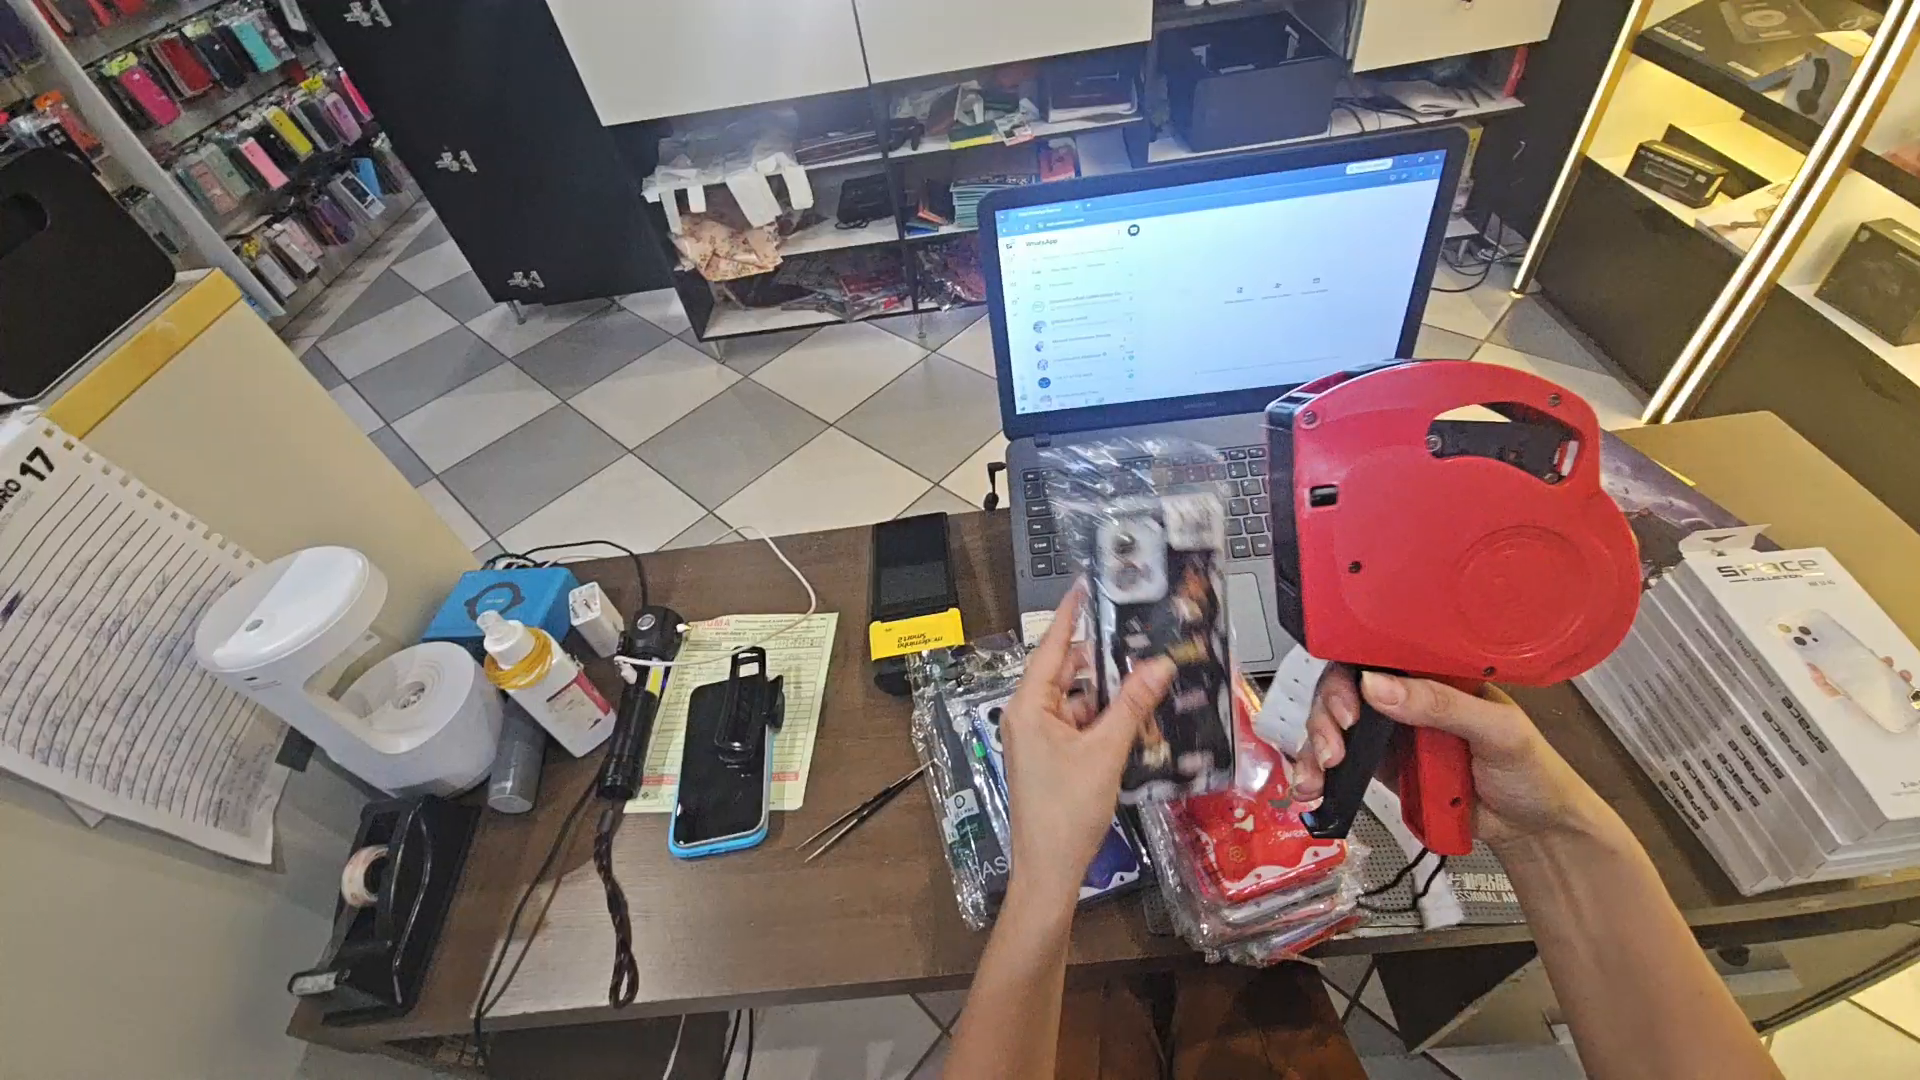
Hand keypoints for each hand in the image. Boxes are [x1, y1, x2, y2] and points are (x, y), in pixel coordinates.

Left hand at [1001, 584, 1176, 907]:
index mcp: (1029, 706)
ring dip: (1107, 693)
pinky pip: (1078, 723)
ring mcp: (1038, 736)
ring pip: (1076, 699)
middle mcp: (1028, 714)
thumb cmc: (1067, 810)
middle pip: (1066, 672)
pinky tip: (1135, 716)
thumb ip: (1131, 706)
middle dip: (1101, 660)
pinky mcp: (1051, 755)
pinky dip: (1103, 718)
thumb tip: (1158, 665)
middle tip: (1139, 640)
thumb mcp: (1104, 753)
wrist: (1049, 871)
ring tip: (1146, 676)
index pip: (1050, 648)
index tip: (1085, 586)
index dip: (1069, 615)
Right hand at [1289, 664, 1608, 852]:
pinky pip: (1336, 760)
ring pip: (1330, 723)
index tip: (1346, 705)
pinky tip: (1312, 786)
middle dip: (1325, 715)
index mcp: (1430, 673)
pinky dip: (1316, 772)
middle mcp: (1402, 696)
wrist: (1536, 832)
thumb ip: (1441, 705)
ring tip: (1319, 775)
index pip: (1373, 655)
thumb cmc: (1533, 772)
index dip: (1348, 673)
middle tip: (1333, 748)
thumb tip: (1376, 685)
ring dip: (1314, 746)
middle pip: (1341, 688)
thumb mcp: (1498, 731)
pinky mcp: (1377, 764)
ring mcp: (1386, 730)